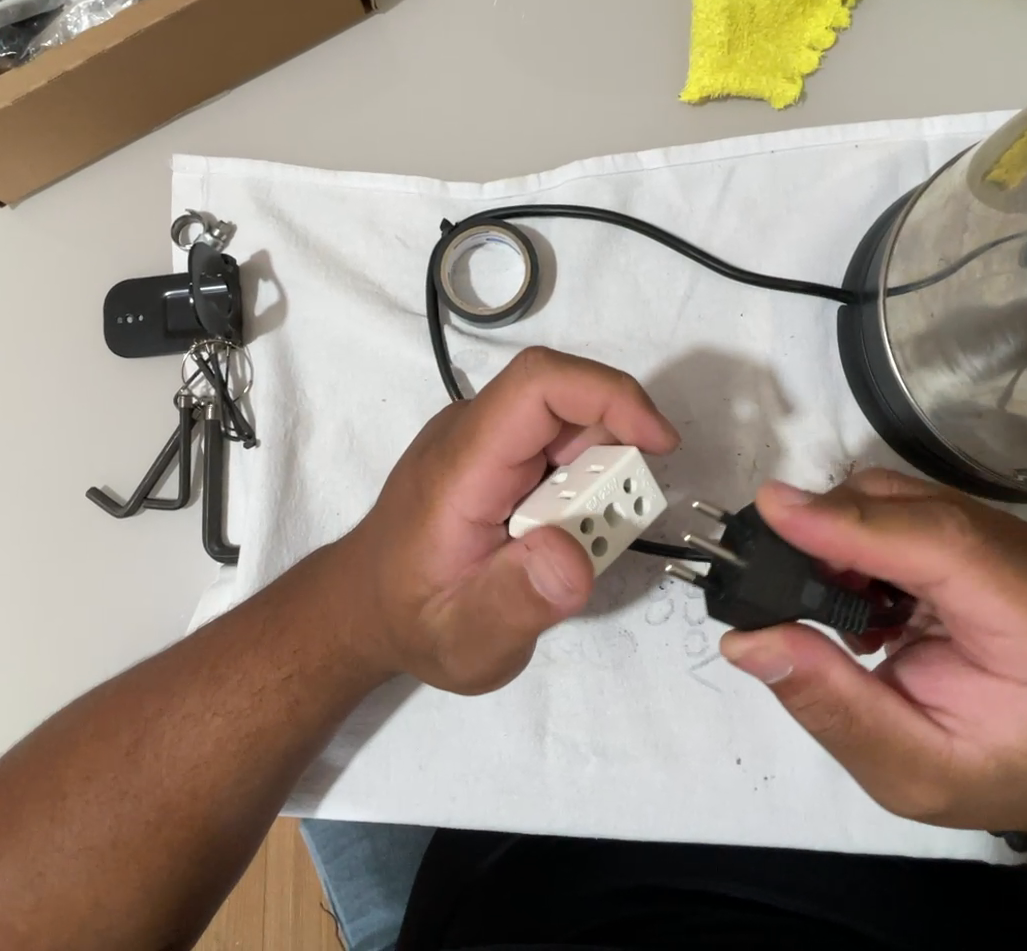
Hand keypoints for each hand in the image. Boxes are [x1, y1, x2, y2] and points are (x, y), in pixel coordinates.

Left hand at [338, 347, 678, 694]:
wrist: (366, 607)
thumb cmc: (412, 621)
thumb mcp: (466, 640)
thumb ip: (517, 603)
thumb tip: (572, 555)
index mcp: (461, 468)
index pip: (536, 386)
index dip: (609, 395)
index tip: (659, 444)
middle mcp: (469, 435)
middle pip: (564, 405)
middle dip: (611, 460)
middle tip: (607, 530)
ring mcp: (479, 440)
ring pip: (565, 427)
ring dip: (595, 481)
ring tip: (578, 543)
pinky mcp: (490, 454)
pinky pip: (553, 448)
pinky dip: (579, 487)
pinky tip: (562, 535)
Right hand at [719, 469, 1026, 833]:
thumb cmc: (995, 777)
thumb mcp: (909, 774)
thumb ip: (833, 708)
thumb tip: (747, 640)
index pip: (949, 547)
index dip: (857, 525)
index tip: (774, 511)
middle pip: (919, 507)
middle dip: (833, 524)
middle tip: (776, 574)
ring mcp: (1013, 542)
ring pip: (903, 497)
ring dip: (840, 530)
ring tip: (824, 599)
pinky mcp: (980, 536)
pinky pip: (901, 508)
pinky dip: (855, 535)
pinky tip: (854, 593)